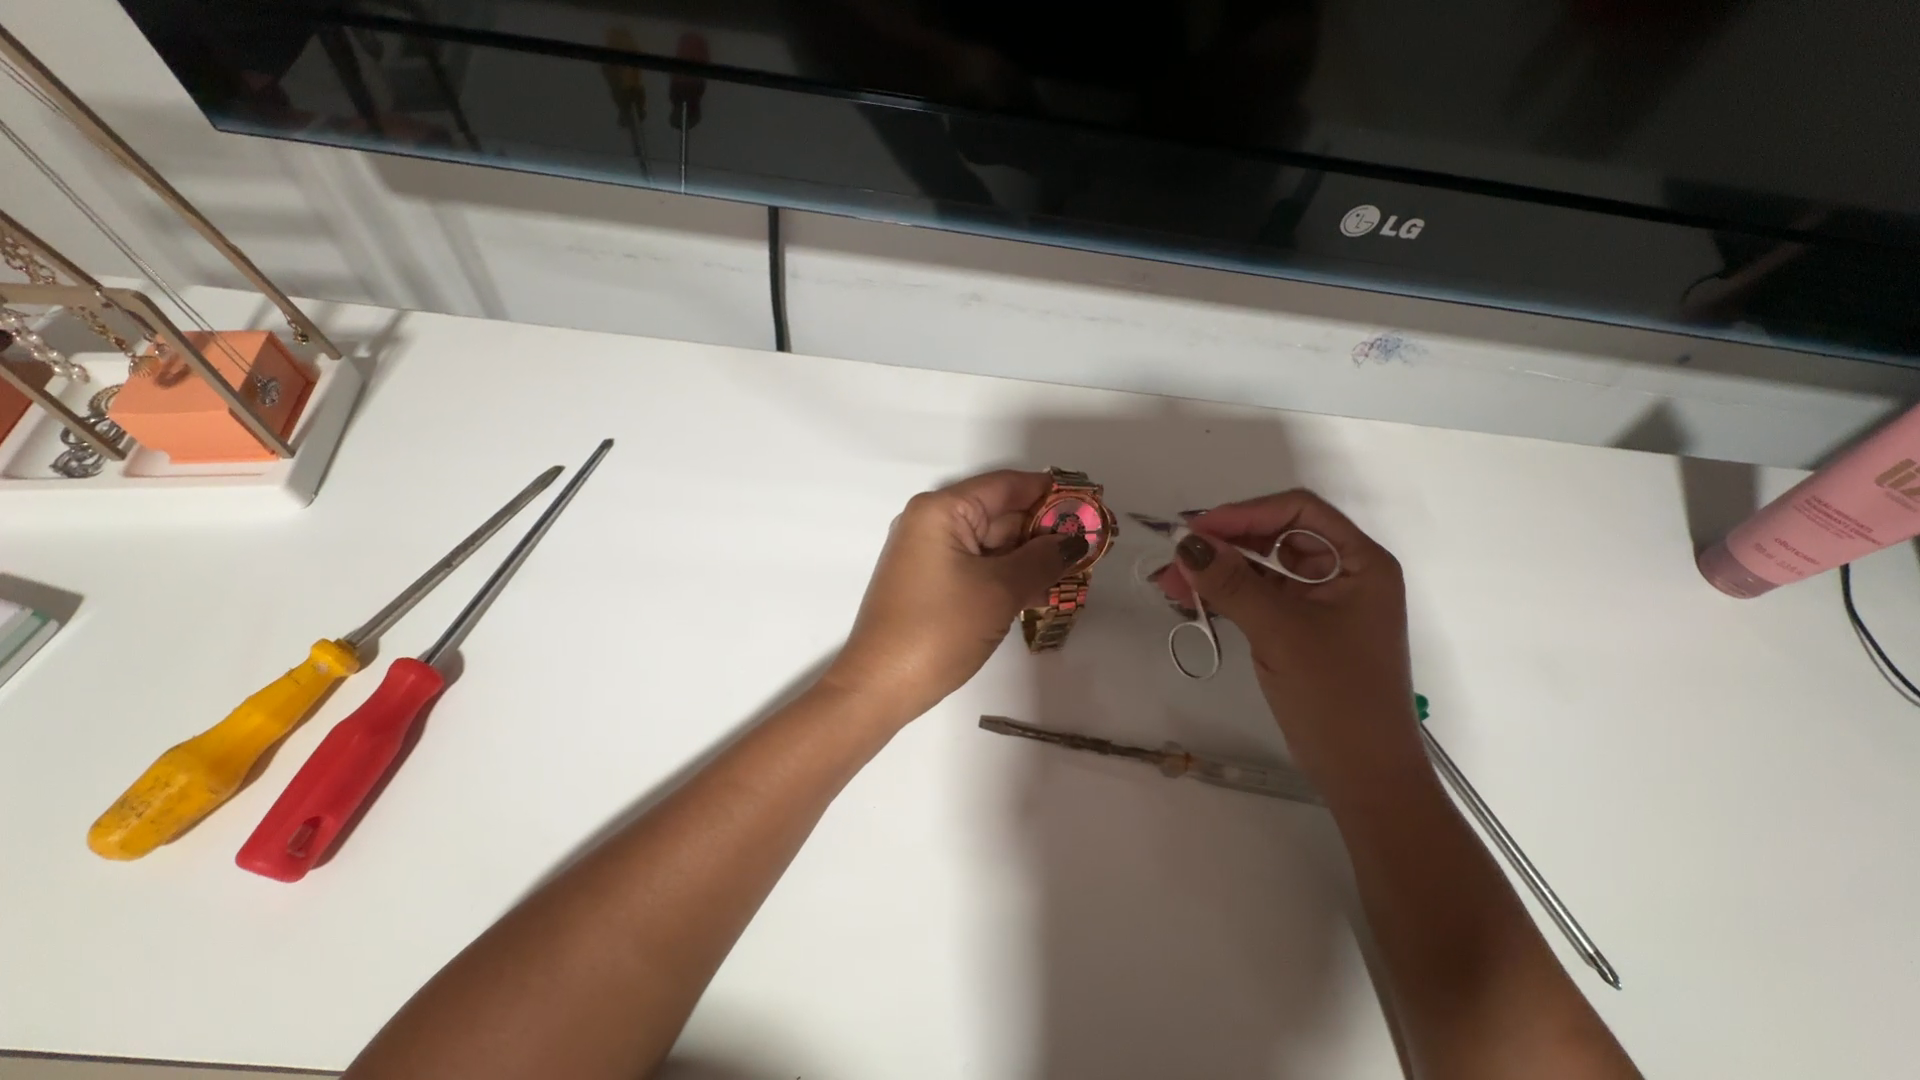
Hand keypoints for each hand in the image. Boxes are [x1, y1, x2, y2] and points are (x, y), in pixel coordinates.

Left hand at [825, 470, 1085, 719]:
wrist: (880, 686)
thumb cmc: (939, 629)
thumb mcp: (999, 591)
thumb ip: (1043, 559)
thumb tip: (1076, 540)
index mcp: (942, 511)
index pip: (1007, 486)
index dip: (1052, 494)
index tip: (1092, 507)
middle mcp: (932, 524)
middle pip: (1001, 514)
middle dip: (1046, 530)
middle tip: (1093, 546)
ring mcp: (929, 555)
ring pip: (993, 545)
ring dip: (1032, 558)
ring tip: (1077, 574)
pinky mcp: (931, 585)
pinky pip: (979, 568)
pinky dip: (1009, 577)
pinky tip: (1044, 593)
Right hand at [1157, 490, 1416, 770]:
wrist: (1364, 774)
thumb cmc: (1336, 695)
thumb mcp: (1280, 632)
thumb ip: (1232, 582)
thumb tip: (1185, 542)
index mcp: (1360, 562)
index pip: (1298, 511)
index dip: (1245, 513)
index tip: (1195, 530)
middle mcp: (1344, 574)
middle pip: (1277, 537)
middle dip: (1225, 544)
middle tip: (1175, 559)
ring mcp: (1323, 604)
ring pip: (1264, 569)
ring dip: (1220, 571)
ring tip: (1171, 584)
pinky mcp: (1303, 631)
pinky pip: (1261, 599)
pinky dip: (1228, 596)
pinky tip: (1192, 601)